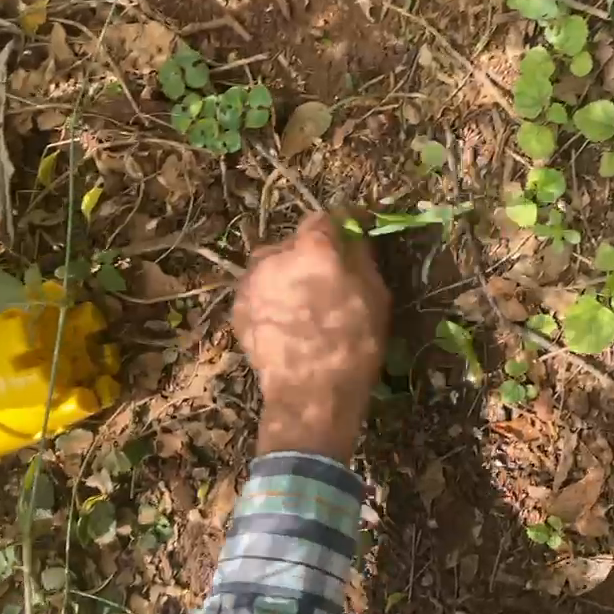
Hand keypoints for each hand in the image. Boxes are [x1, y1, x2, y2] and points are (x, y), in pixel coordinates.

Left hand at [232, 211, 390, 460]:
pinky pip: (261, 291)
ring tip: (308, 305)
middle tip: (331, 281)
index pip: (326, 217)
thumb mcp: (375, 297)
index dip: (343, 224)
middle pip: (297, 243)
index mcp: (313, 248)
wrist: (309, 395)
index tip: (355, 233)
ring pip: (275, 267)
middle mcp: (274, 255)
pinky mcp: (237, 308)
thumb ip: (362, 257)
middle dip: (313, 255)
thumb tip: (354, 234)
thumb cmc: (353, 345)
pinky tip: (291, 323)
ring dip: (290, 276)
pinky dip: (275, 299)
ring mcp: (250, 282)